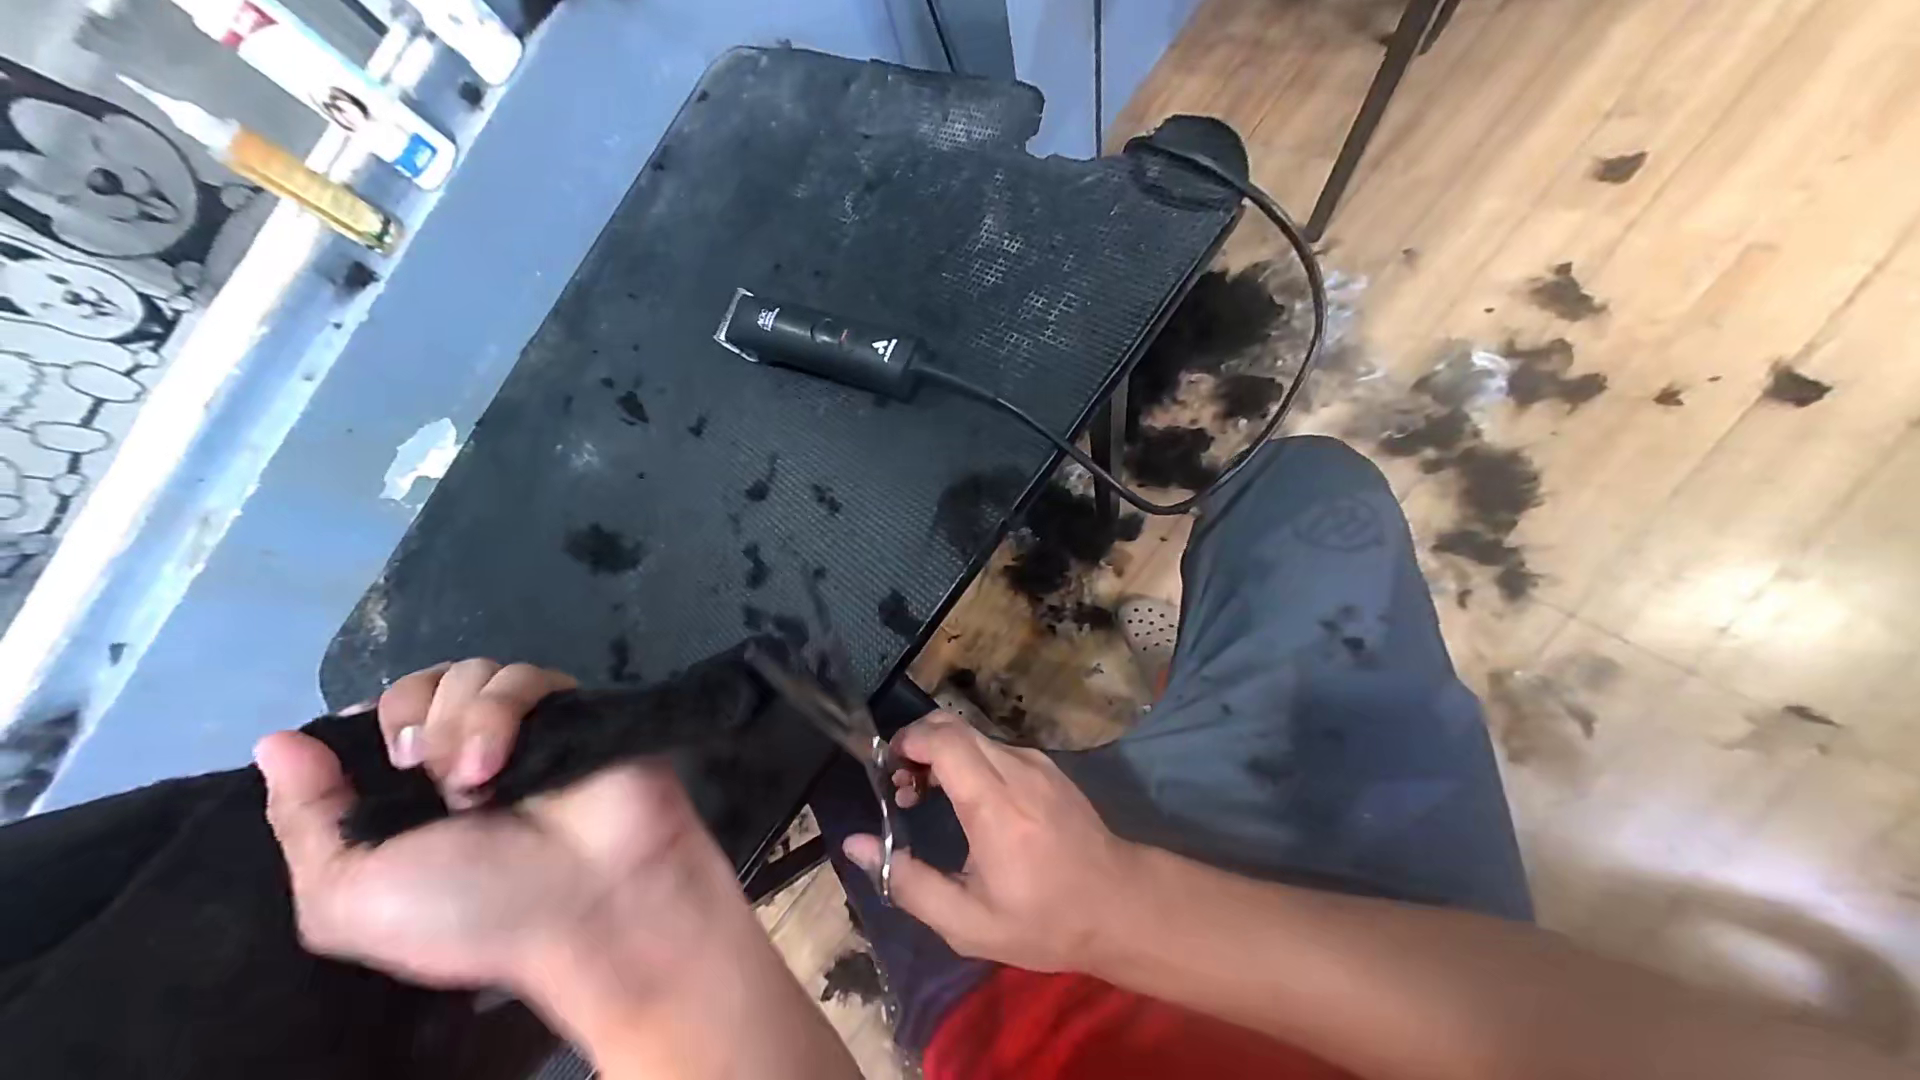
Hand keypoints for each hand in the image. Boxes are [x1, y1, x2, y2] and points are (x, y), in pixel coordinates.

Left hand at [255, 660, 742, 1002]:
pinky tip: (501, 761)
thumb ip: (307, 819)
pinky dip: (500, 711)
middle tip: (421, 770)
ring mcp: (526, 725)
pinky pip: (524, 676)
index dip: (368, 727)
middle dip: (410, 719)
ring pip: (472, 671)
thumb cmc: (467, 909)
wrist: (585, 899)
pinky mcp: (571, 707)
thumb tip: (274, 740)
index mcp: (414, 790)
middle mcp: (468, 749)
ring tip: (474, 779)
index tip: (379, 763)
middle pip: (421, 683)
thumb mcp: (351, 894)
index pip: (379, 719)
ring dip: (459, 722)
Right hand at [843, 712, 1142, 972]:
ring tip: (927, 796)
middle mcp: (1016, 768)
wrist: (1119, 904)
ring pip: (972, 734)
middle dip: (916, 743)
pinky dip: (966, 759)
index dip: (908, 740)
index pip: (945, 739)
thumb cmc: (1042, 920)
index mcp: (995, 804)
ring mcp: (1035, 762)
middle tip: (902, 786)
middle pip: (953, 725)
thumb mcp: (967, 922)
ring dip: (940, 752)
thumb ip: (908, 881)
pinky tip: (966, 799)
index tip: (887, 768)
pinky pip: (994, 747)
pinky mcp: (1046, 765)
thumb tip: (856, 844)